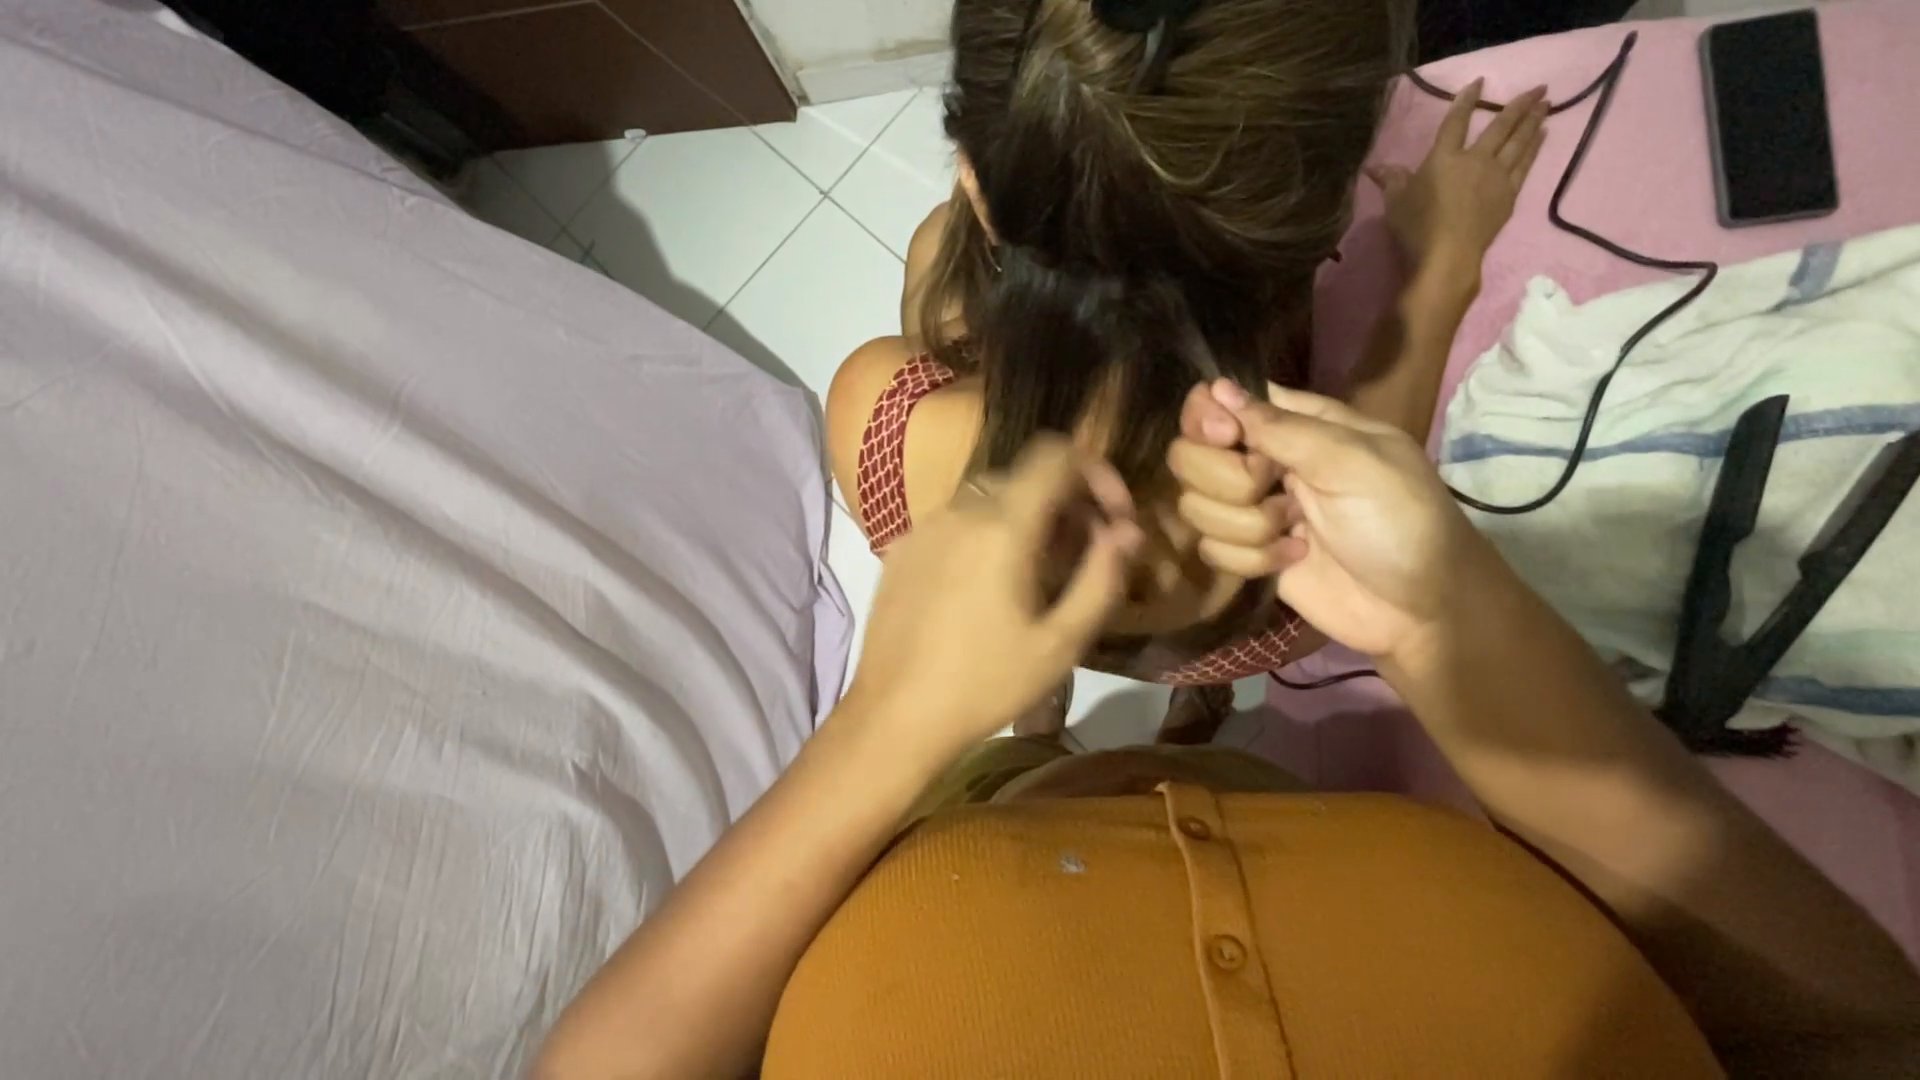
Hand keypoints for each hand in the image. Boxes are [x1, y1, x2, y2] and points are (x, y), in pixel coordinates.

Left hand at [844, 437, 1141, 756]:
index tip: (1112, 515)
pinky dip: (985, 534)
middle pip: (1025, 477)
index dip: (1095, 471)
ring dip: (1025, 519)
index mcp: (1003, 526)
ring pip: (988, 499)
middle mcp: (959, 511)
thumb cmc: (987, 685)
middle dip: (1065, 503)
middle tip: (1083, 556)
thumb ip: (1102, 577)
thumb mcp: (1061, 643)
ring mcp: (923, 528)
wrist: (894, 717)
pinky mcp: (901, 550)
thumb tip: (1127, 532)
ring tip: (1039, 575)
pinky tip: (987, 586)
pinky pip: (956, 523)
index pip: (1056, 455)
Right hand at [1167, 380, 1490, 660]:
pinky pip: (1212, 548)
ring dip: (1246, 526)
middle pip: (1191, 454)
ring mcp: (1252, 510)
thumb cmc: (1401, 522)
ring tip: (1295, 532)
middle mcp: (1265, 462)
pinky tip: (1292, 559)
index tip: (1226, 439)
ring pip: (1196, 505)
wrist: (1421, 610)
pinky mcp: (1247, 555)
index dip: (1208, 418)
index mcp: (1295, 424)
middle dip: (1226, 481)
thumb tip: (1217, 386)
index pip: (1220, 401)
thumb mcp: (1354, 463)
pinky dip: (1252, 560)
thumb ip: (1282, 427)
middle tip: (1271, 492)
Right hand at [1366, 79, 1547, 275]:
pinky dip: (1534, 148)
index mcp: (1444, 158)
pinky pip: (1525, 165)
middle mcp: (1476, 159)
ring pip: (1519, 141)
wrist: (1447, 256)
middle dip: (1519, 105)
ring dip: (1533, 121)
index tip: (1479, 83)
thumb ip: (1391, 180)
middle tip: (1539, 87)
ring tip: (1546, 104)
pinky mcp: (1509, 195)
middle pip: (1500, 126)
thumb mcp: (1395, 203)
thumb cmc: (1416, 227)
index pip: (1455, 122)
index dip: (1466, 101)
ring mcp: (1497, 176)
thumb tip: (1375, 166)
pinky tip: (1542, 137)